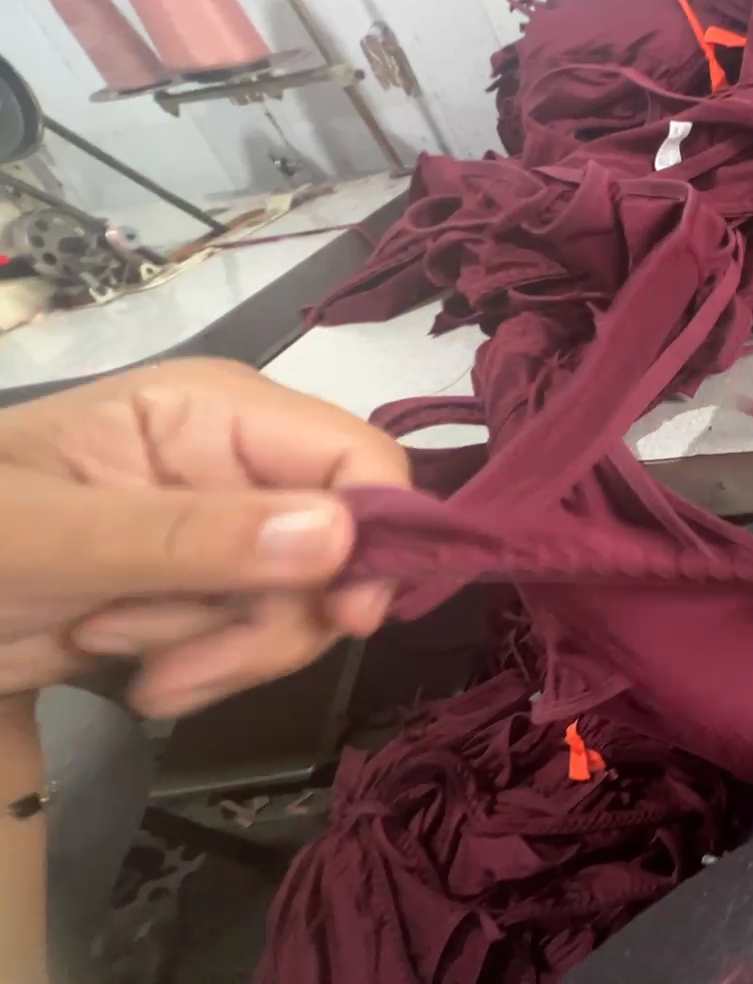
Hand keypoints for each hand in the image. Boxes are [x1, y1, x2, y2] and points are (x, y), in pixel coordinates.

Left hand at [0, 359, 408, 715]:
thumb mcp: (30, 540)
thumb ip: (184, 535)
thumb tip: (345, 538)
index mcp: (224, 415)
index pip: (362, 457)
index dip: (379, 532)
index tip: (348, 616)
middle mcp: (254, 463)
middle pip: (350, 542)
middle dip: (277, 614)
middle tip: (183, 662)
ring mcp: (246, 525)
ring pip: (319, 597)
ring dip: (238, 649)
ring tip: (137, 667)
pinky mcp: (229, 581)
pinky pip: (279, 631)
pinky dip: (221, 667)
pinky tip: (149, 677)